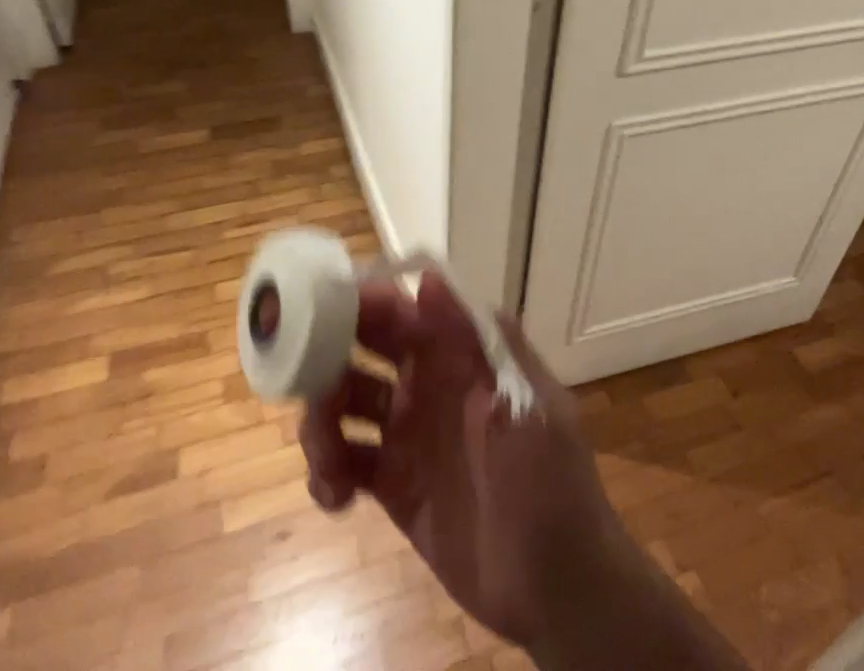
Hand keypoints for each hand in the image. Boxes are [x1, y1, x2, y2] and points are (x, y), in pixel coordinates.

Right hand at [296, 273, 617, 645]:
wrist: (557, 584)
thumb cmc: (551, 484)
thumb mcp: (529, 405)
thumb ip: (483, 342)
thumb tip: (431, 280)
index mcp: (463, 362)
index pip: (405, 314)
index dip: (364, 304)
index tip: (321, 308)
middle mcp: (430, 390)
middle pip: (362, 354)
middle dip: (326, 360)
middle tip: (305, 384)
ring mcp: (408, 440)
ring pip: (343, 408)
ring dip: (319, 422)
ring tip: (328, 459)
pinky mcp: (393, 489)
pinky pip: (344, 466)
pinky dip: (327, 475)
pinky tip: (336, 498)